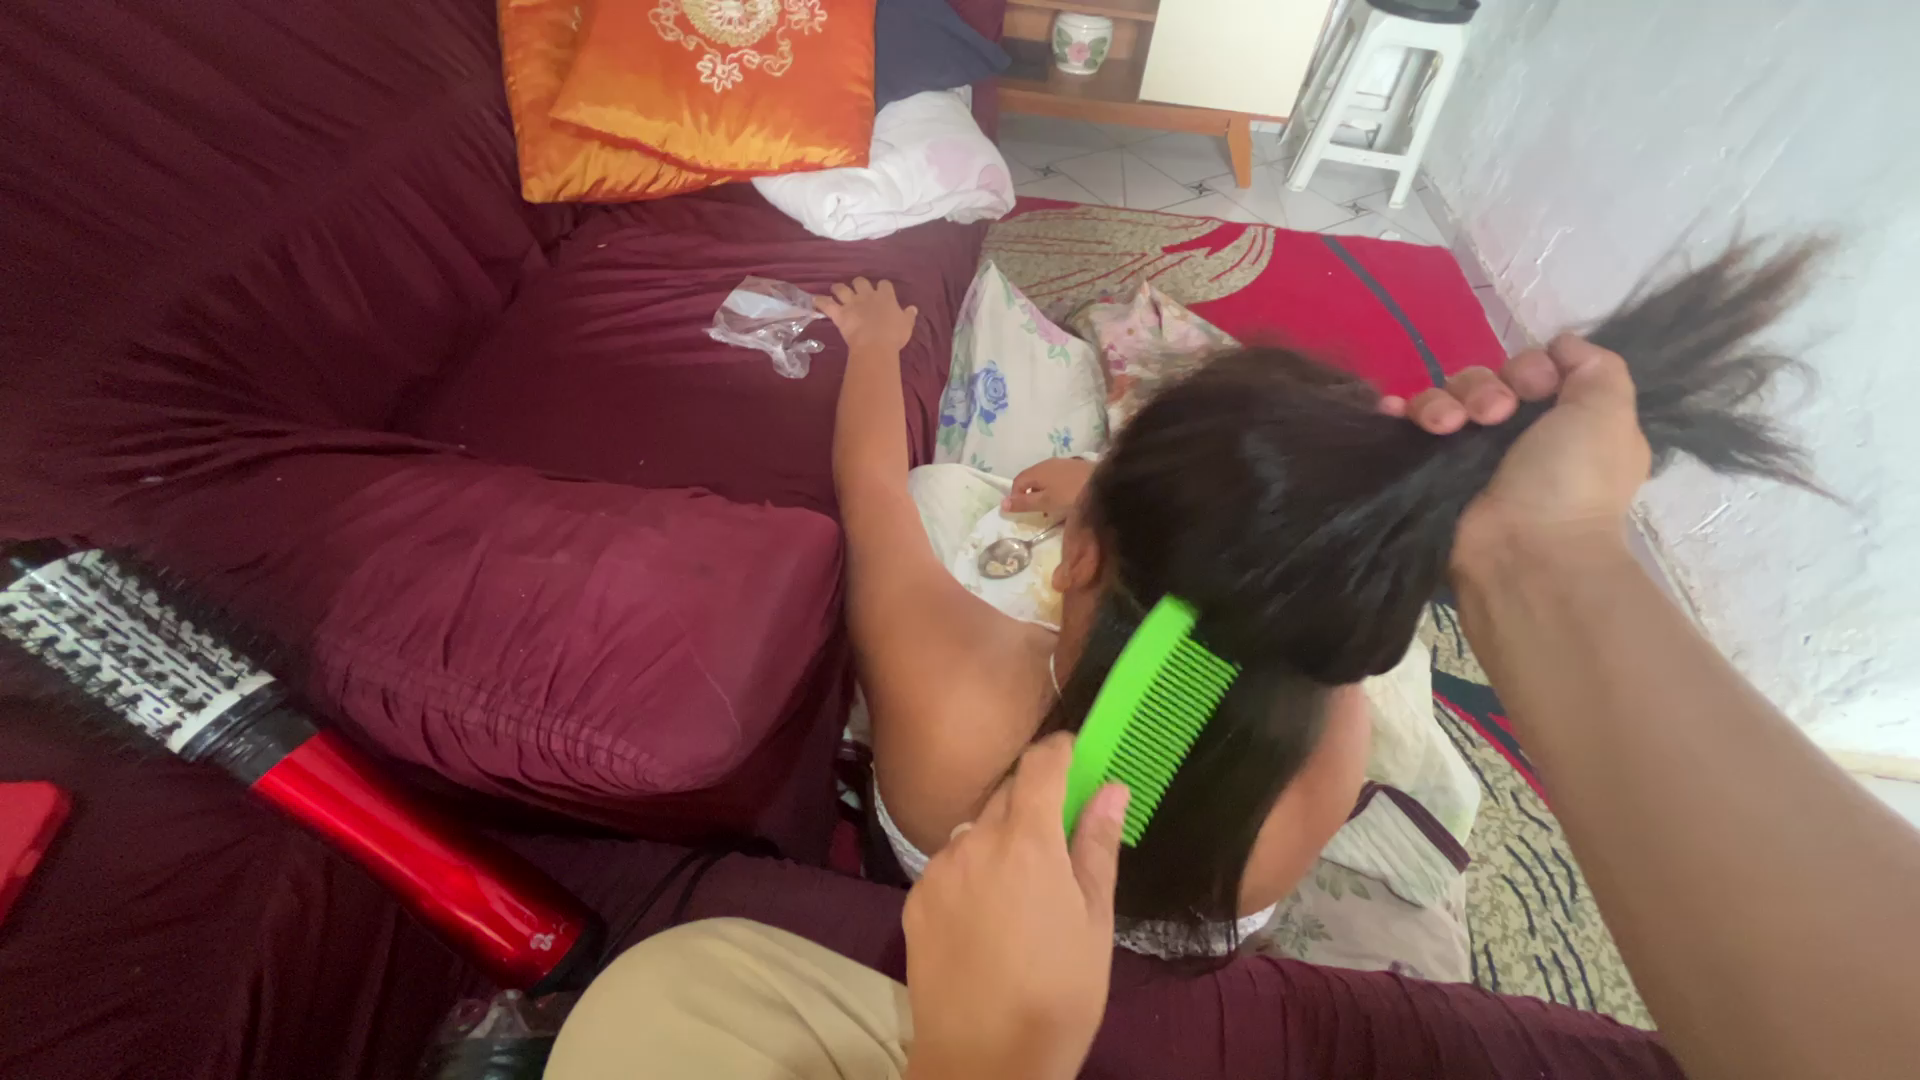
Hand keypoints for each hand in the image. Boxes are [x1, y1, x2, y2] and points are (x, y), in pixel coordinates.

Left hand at [814, 277, 918, 354]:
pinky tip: (815, 300)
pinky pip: (826, 304)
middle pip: (861, 281)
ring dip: (838, 288)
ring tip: (836, 290)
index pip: (884, 284)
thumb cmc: (894, 336)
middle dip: (858, 284)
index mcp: (886, 297)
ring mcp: (852, 303)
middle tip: (857, 290)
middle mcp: (867, 296)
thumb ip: (908, 315)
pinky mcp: (839, 313)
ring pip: (841, 288)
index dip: (882, 287)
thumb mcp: (906, 325)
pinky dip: (820, 301)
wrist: (876, 344)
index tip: (882, 291)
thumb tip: (913, 308)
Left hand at [902, 734, 1128, 1079]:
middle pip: (1007, 794)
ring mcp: (940, 867)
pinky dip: (969, 871)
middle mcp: (976, 840)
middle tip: (1055, 838)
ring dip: (998, 839)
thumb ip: (1098, 844)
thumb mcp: (1094, 921)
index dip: (1059, 749)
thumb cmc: (1059, 994)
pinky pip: (948, 863)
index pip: (1040, 765)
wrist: (984, 1064)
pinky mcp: (915, 896)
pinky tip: (982, 916)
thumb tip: (1112, 787)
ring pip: (975, 829)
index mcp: (1028, 841)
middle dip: (1033, 801)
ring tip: (1017, 890)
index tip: (1073, 750)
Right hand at [1002, 457, 1094, 517]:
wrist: (1105, 482)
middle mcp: (1048, 463)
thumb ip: (1024, 503)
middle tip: (1036, 512)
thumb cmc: (1071, 495)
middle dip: (1029, 494)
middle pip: (1031, 478)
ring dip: (1043, 492)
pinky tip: (1066, 499)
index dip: (1015, 497)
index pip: (1017, 482)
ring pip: (1046, 478)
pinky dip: (1056, 488)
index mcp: (1037, 471)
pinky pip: (1059, 478)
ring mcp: (1064, 463)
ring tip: (1051, 507)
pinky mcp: (1077, 467)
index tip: (1020, 512)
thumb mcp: (1045, 503)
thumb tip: (1002, 503)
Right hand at [1389, 335, 1650, 570]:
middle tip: (1493, 416)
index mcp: (1558, 419)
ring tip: (1448, 428)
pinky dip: (1396, 412)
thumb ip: (1595, 366)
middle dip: (1484, 387)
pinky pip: (1403, 425)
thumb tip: (1559, 344)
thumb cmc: (1571, 481)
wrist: (1520, 548)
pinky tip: (1391, 410)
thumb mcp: (1608, 412)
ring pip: (1442, 397)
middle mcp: (1511, 431)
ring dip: (1442, 403)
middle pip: (1483, 379)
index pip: (1531, 367)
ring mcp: (1463, 450)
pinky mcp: (1424, 467)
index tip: (1537, 388)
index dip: (1530, 367)